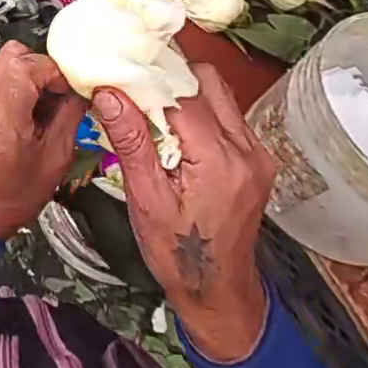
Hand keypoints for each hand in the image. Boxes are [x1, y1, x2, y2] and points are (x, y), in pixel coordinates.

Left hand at [0, 42, 89, 239]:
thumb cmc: (13, 192)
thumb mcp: (58, 156)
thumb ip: (71, 111)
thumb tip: (81, 84)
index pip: (26, 65)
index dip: (53, 71)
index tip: (65, 87)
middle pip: (16, 55)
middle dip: (42, 70)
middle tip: (54, 96)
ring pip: (8, 61)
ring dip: (29, 78)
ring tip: (37, 109)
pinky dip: (15, 85)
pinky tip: (22, 111)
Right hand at [93, 64, 276, 362]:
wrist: (219, 291)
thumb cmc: (178, 254)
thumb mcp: (146, 201)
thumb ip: (131, 142)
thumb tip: (109, 94)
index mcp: (219, 160)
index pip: (183, 96)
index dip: (151, 81)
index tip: (123, 75)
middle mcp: (246, 149)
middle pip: (208, 83)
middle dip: (171, 77)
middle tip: (139, 86)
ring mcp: (257, 152)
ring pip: (221, 94)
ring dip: (188, 92)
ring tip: (155, 107)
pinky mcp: (258, 157)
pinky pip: (229, 115)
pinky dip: (203, 111)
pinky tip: (179, 129)